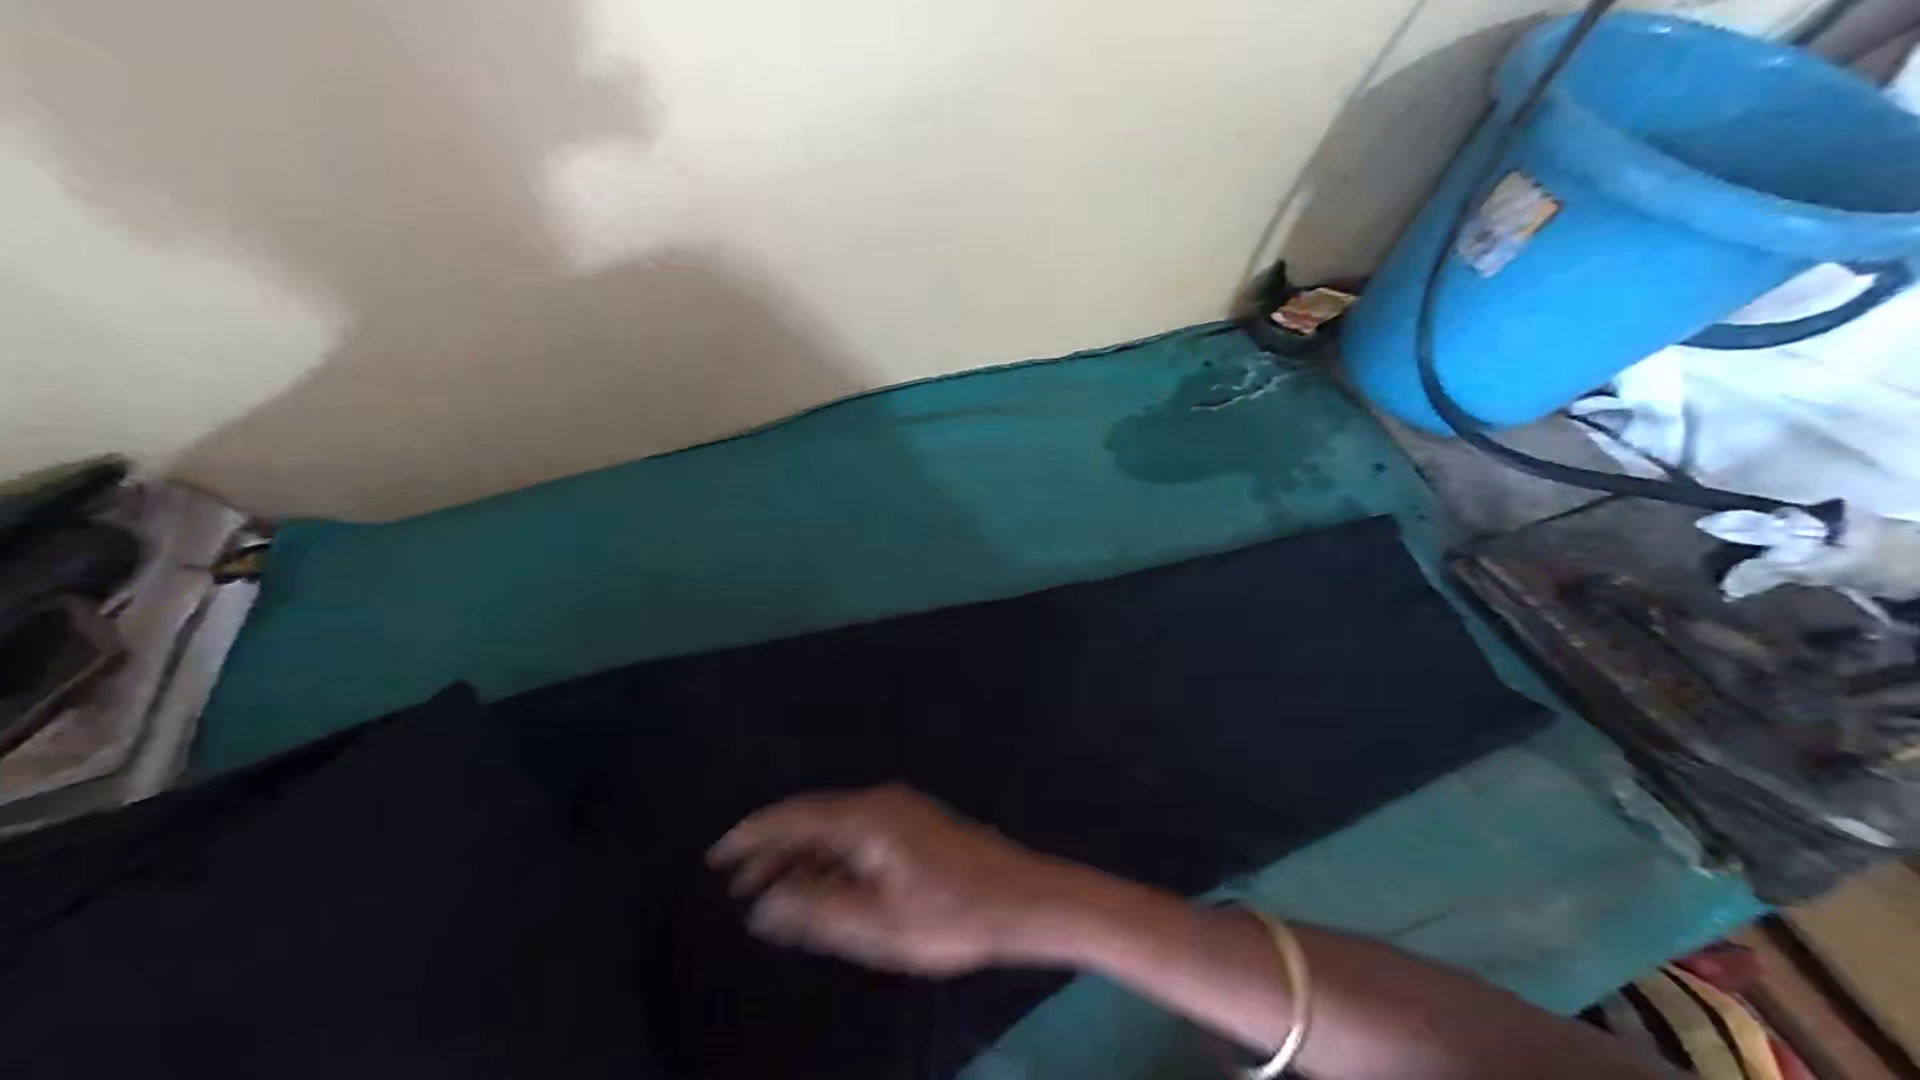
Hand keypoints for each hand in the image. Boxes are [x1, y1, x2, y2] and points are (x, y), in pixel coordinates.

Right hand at [707, 784, 1077, 975]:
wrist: (1025, 898)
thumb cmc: (954, 915)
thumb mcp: (879, 924)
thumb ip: (818, 911)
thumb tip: (764, 905)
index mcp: (868, 817)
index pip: (795, 816)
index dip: (753, 835)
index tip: (717, 855)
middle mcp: (880, 803)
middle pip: (813, 819)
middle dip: (773, 850)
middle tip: (738, 885)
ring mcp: (900, 811)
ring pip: (835, 828)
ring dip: (802, 857)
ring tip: (772, 893)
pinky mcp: (914, 826)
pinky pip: (858, 836)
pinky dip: (832, 859)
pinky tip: (822, 887)